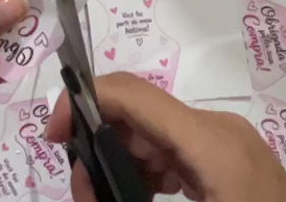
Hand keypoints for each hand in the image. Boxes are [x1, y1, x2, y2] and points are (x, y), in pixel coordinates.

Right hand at [45, 73, 285, 201]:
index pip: (132, 93)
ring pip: (154, 133)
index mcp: (212, 141)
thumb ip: (132, 194)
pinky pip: (176, 152)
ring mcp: (229, 146)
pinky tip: (134, 194)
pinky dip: (146, 170)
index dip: (82, 100)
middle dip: (97, 143)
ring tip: (99, 196)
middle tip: (80, 191)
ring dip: (119, 160)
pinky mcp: (233, 165)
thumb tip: (89, 187)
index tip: (52, 136)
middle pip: (138, 113)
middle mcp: (219, 131)